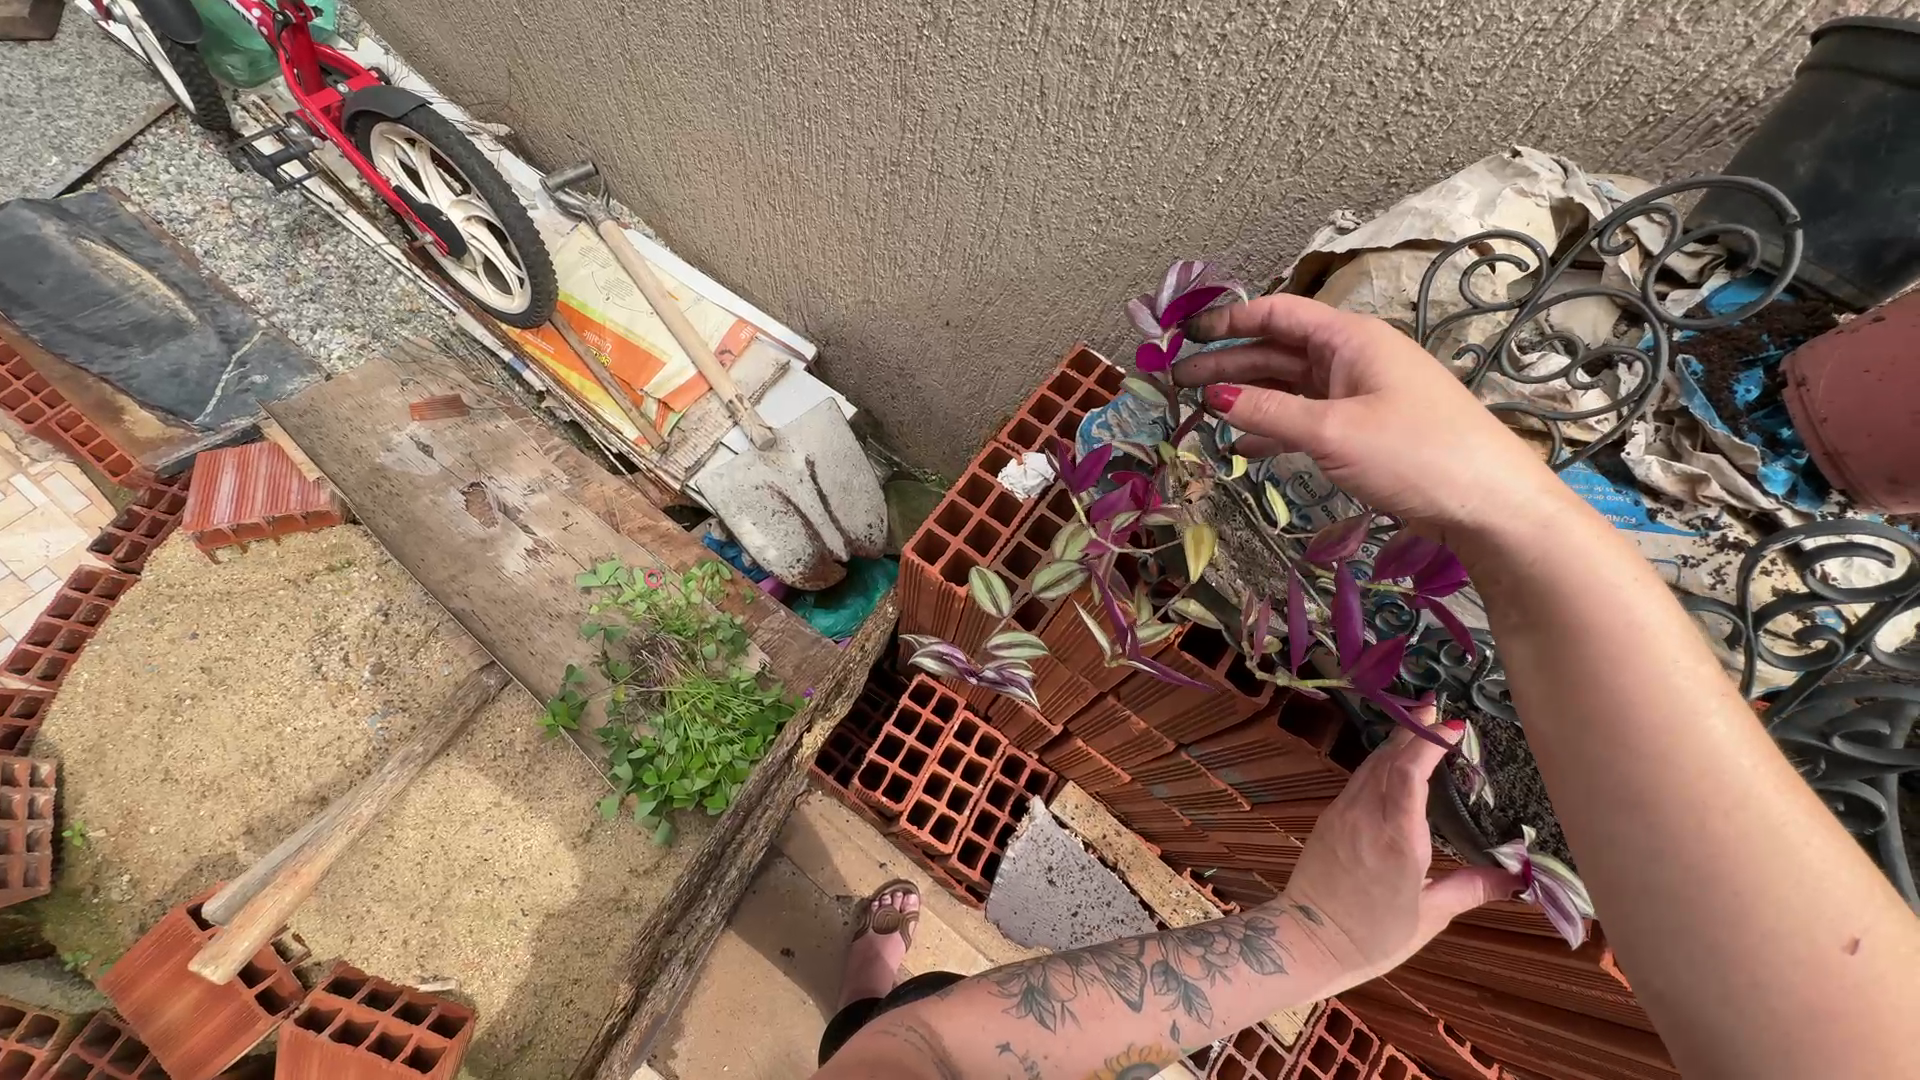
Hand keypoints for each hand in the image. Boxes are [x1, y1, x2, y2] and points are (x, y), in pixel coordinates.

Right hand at [1170, 294, 1562, 539]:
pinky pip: (1303, 419)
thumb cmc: (1414, 453)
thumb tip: (1213, 397)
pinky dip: (1271, 428)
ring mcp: (1357, 394)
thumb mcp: (1332, 432)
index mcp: (1350, 339)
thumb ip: (1269, 412)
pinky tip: (1242, 445)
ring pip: (1287, 386)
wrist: (1488, 504)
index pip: (1279, 314)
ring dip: (1244, 397)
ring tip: (1197, 411)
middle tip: (1177, 381)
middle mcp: (1351, 358)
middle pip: (1276, 351)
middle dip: (1226, 363)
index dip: (1229, 320)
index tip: (1185, 335)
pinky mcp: (1360, 429)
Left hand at [1280, 711, 1519, 985]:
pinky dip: (1379, 764)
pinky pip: (1357, 781)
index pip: (1410, 774)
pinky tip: (1392, 760)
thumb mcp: (1430, 913)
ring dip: (1394, 743)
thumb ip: (1471, 888)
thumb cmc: (1375, 934)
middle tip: (1436, 705)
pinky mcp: (1329, 818)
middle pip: (1388, 760)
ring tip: (1419, 724)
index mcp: (1397, 838)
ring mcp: (1342, 813)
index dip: (1429, 744)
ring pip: (1369, 767)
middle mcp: (1366, 816)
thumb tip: (1516, 878)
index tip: (1452, 724)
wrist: (1310, 937)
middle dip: (1413, 730)